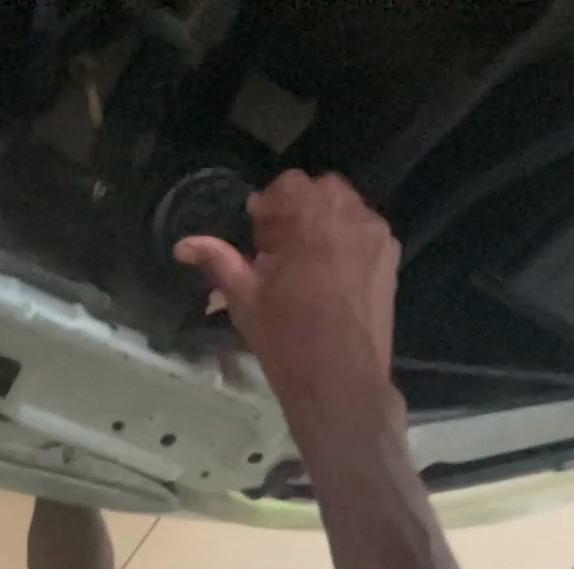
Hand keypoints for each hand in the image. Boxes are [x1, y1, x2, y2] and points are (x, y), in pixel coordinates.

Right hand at [174, 170, 402, 444]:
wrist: (339, 379)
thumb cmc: (286, 341)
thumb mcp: (244, 300)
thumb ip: (219, 262)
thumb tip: (183, 244)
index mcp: (311, 224)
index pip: (289, 184)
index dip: (268, 204)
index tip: (256, 234)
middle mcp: (350, 219)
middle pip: (322, 189)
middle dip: (297, 208)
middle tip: (276, 247)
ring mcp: (376, 237)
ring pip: (346, 207)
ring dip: (321, 222)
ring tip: (301, 262)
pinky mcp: (389, 258)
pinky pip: (363, 230)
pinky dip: (343, 239)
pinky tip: (326, 275)